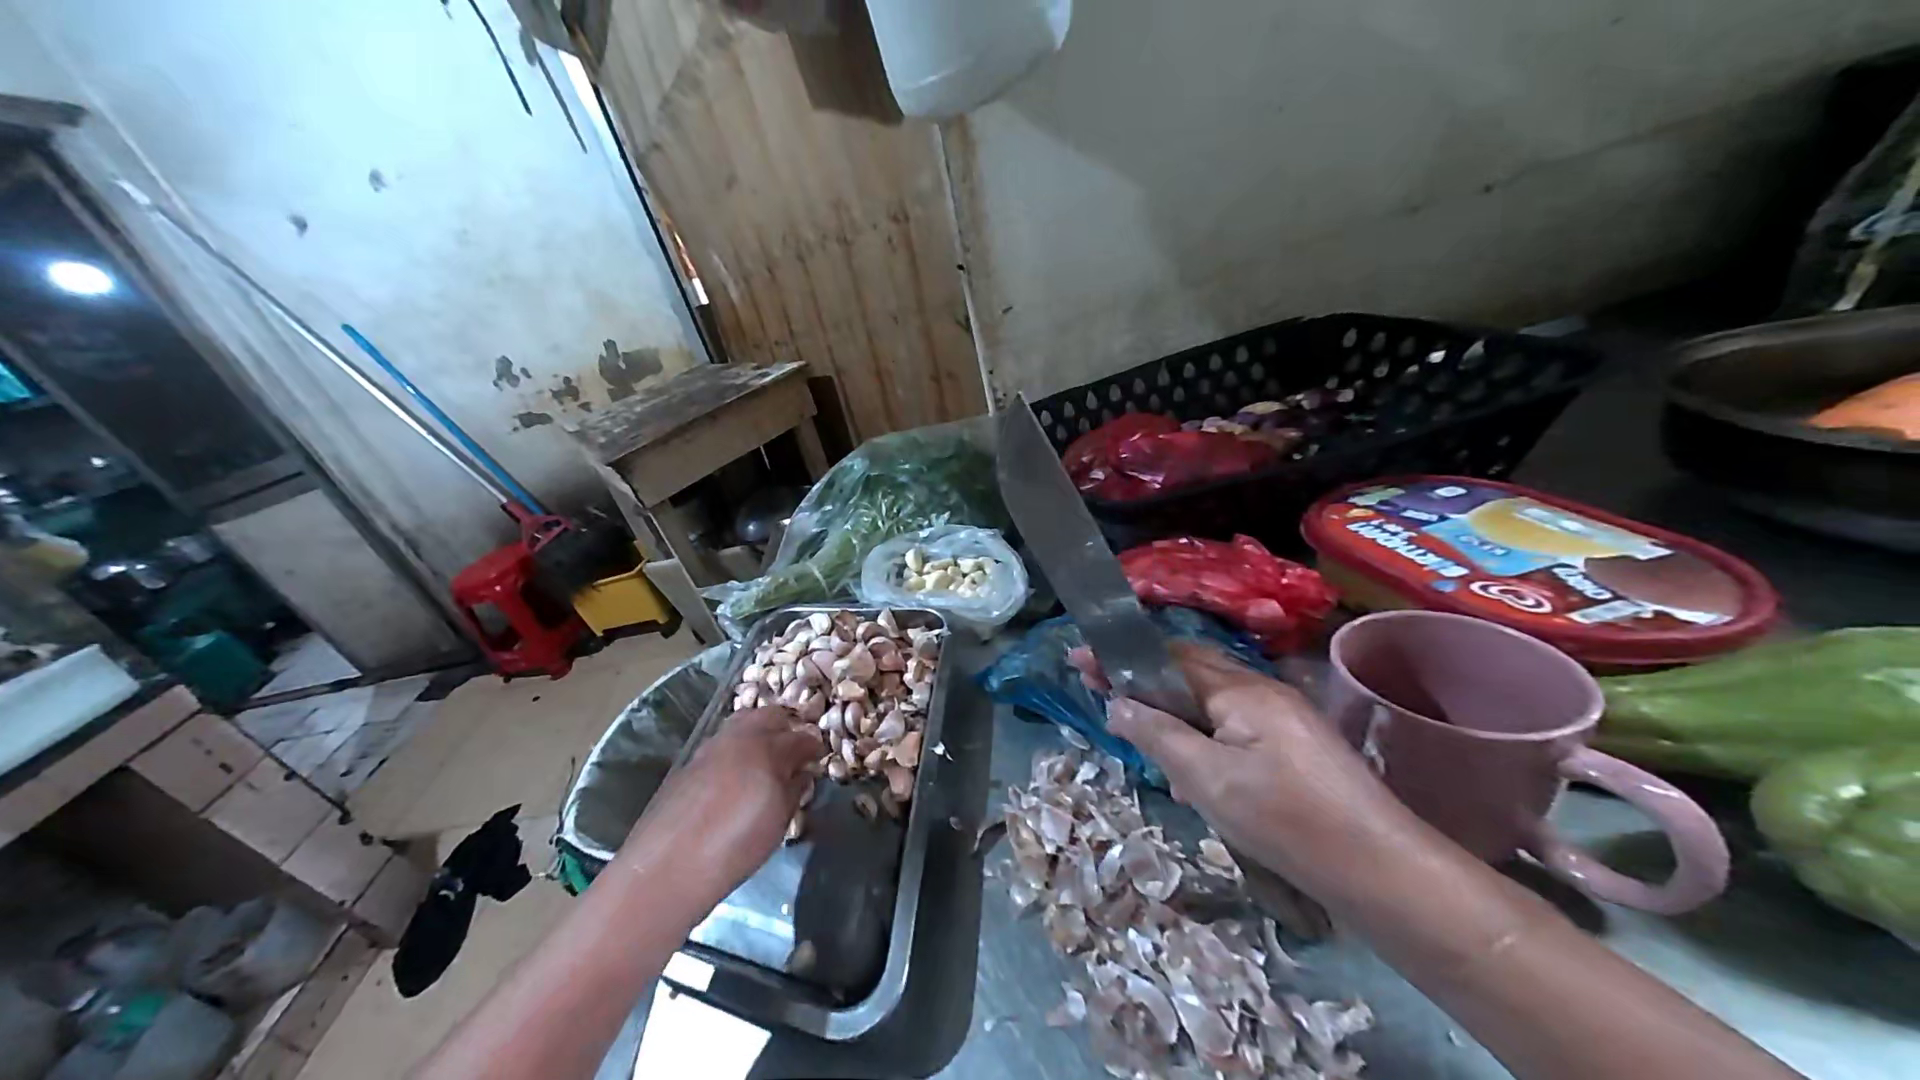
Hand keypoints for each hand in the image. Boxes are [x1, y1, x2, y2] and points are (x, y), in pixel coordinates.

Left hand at [619, 706, 822, 905]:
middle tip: (795, 751)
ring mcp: (711, 747)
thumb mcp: (778, 821)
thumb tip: (803, 773)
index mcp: (769, 748)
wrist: (668, 867)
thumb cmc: (736, 846)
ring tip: (767, 761)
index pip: (801, 738)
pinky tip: (738, 775)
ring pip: (743, 724)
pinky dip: (736, 750)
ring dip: (759, 734)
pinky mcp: (689, 763)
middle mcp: (740, 738)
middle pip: (770, 716)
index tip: (819, 758)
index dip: (814, 747)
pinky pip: (722, 743)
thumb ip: (794, 790)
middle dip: (786, 728)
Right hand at [1071, 642, 1427, 896]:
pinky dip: (1204, 740)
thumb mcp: (1207, 779)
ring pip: (1212, 705)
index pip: (1168, 659)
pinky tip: (1195, 777)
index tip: (1079, 659)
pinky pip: (1235, 729)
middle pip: (1190, 674)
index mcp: (1241, 690)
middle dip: (1144, 683)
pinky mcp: (1297, 748)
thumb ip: (1157, 735)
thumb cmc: (1285, 820)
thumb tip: (1116, 703)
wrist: (1382, 871)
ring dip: (1174, 716)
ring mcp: (1285, 719)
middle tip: (1102, 694)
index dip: (1121, 659)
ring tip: (1142, 741)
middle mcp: (1264, 691)